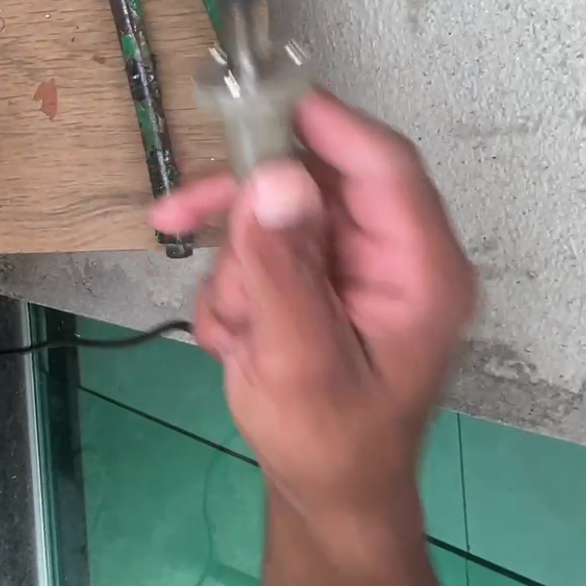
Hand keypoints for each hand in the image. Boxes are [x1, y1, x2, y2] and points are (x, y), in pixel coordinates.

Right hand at [149, 90, 476, 530]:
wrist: (319, 486)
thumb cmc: (328, 435)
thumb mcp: (298, 357)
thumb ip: (281, 269)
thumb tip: (272, 180)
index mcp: (415, 268)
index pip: (379, 167)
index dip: (322, 124)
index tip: (254, 99)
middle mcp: (380, 255)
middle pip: (303, 187)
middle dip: (236, 212)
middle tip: (170, 217)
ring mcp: (338, 269)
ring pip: (261, 223)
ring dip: (228, 274)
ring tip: (232, 335)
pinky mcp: (302, 283)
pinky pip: (244, 257)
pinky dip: (224, 295)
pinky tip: (233, 340)